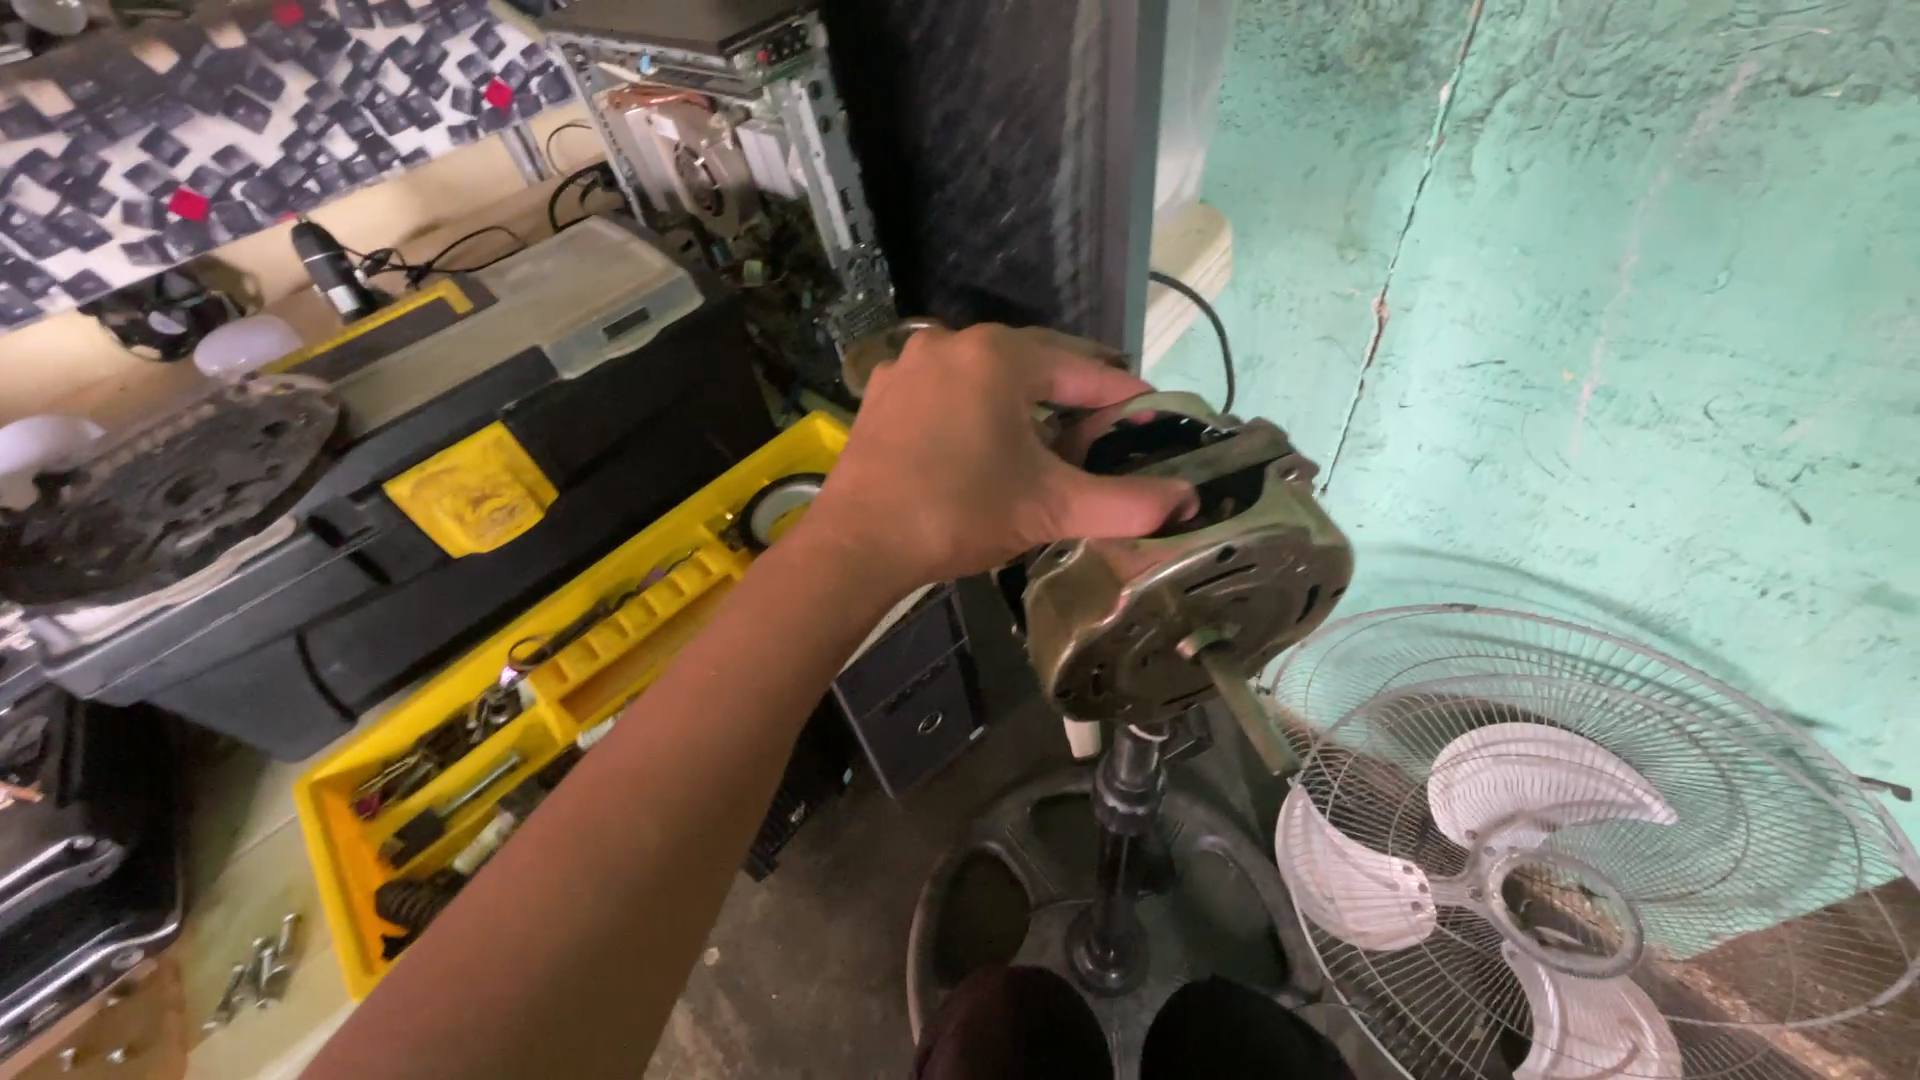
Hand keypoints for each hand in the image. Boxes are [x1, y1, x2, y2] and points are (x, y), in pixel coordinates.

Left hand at [803, 324, 1195, 596]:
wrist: (858, 545)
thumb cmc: (960, 515)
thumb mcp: (1051, 508)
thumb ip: (1126, 503)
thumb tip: (1188, 502)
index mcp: (1002, 357)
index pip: (1085, 371)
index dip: (1123, 398)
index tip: (1149, 421)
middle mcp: (955, 342)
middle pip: (1036, 362)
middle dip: (1074, 394)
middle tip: (1104, 429)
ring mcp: (911, 363)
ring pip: (988, 373)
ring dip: (1023, 398)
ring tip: (1048, 435)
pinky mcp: (883, 391)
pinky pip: (947, 388)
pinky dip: (974, 405)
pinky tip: (981, 439)